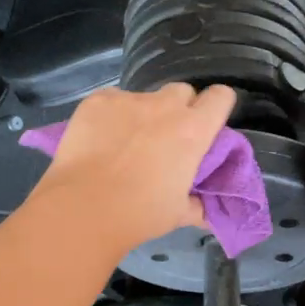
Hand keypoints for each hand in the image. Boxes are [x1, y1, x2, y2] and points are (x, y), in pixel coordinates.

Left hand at [29, 84, 236, 252]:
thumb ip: (198, 206)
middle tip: (166, 136)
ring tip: (126, 140)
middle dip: (179, 108)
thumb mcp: (178, 214)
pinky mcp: (98, 100)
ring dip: (143, 113)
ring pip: (145, 96)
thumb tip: (207, 213)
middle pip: (182, 91)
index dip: (216, 107)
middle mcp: (165, 106)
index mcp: (193, 130)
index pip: (221, 96)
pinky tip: (99, 137)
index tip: (207, 124)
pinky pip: (112, 99)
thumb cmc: (139, 213)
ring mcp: (129, 99)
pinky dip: (111, 114)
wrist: (84, 207)